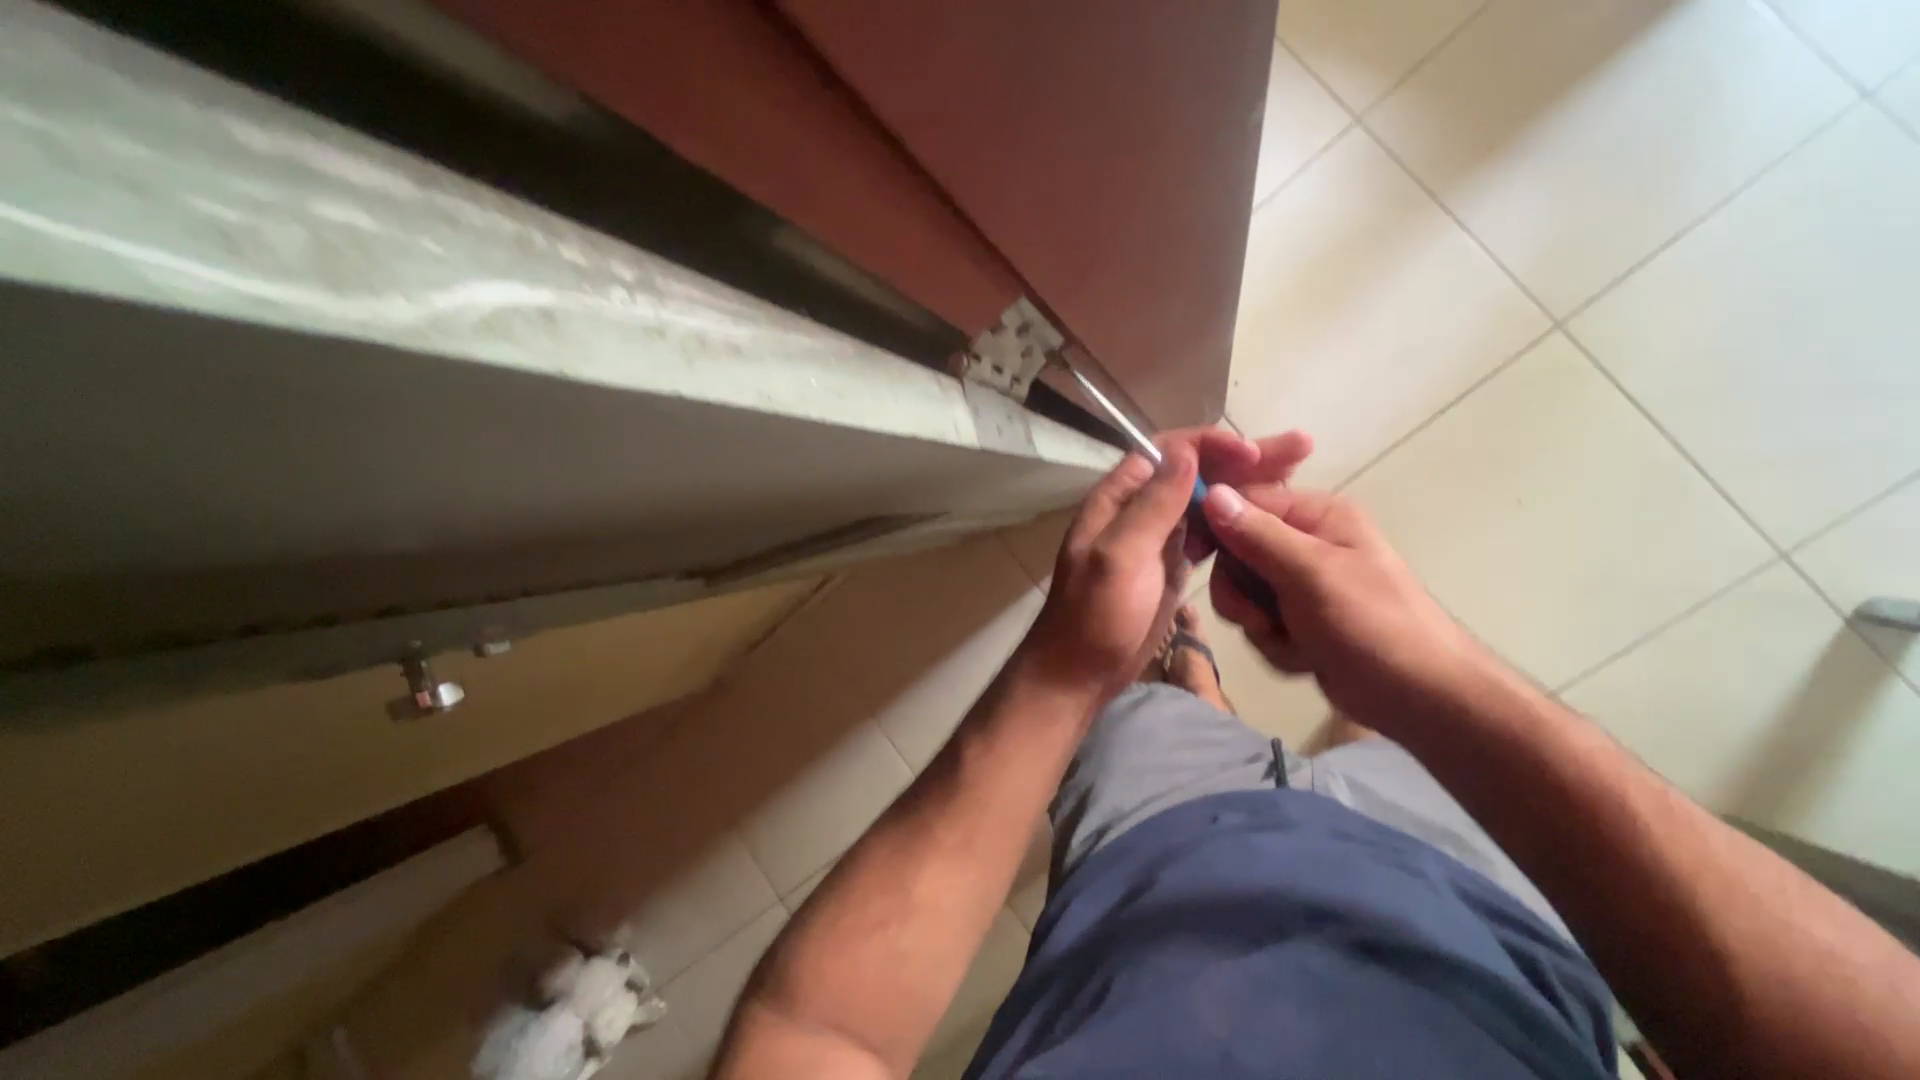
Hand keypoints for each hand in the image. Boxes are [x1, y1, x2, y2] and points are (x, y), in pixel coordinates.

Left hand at [1016, 428, 1311, 704]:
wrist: (1081, 673)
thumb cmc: (1094, 616)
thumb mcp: (1120, 557)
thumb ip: (1152, 506)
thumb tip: (1186, 452)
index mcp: (1118, 499)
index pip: (1169, 451)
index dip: (1212, 445)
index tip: (1254, 453)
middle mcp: (1139, 509)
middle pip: (1196, 470)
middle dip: (1244, 458)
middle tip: (1300, 448)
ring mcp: (1158, 537)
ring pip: (1207, 499)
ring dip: (1248, 485)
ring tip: (1297, 474)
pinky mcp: (1173, 564)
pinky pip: (1209, 533)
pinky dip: (1238, 522)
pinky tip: (1271, 521)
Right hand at [1201, 481, 1508, 735]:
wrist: (1419, 697)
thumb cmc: (1373, 625)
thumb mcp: (1311, 574)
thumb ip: (1258, 535)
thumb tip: (1211, 492)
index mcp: (1317, 516)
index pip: (1243, 503)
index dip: (1215, 528)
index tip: (1197, 557)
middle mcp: (1307, 543)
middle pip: (1235, 554)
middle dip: (1243, 594)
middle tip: (1262, 618)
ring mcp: (1302, 585)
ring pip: (1243, 595)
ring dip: (1262, 626)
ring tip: (1297, 643)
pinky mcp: (1300, 621)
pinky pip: (1260, 625)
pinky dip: (1277, 646)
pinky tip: (1307, 658)